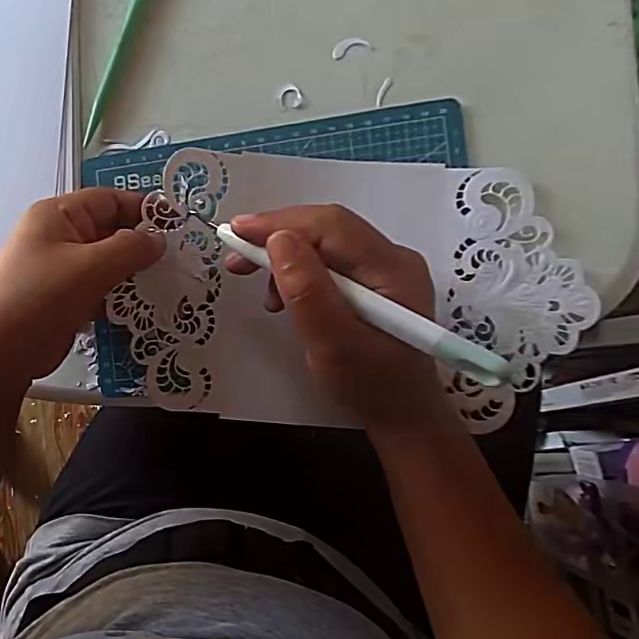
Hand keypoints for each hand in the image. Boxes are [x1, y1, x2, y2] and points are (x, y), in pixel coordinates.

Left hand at [0, 188, 163, 383]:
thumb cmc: (36, 301)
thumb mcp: (88, 268)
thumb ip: (130, 248)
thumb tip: (157, 239)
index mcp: (57, 215)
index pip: (109, 200)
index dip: (144, 209)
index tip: (177, 226)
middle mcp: (58, 237)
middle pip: (110, 232)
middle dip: (142, 246)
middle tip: (178, 262)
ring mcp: (60, 270)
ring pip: (107, 264)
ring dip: (133, 274)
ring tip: (167, 286)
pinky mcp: (63, 299)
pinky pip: (99, 289)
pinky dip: (119, 296)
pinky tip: (142, 308)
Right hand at [222, 204, 453, 431]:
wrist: (401, 414)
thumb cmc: (370, 385)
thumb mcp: (333, 343)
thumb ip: (307, 291)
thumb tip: (278, 240)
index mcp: (391, 268)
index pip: (329, 226)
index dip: (280, 223)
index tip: (237, 232)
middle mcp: (391, 258)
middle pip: (326, 229)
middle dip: (276, 237)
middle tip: (236, 257)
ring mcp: (383, 269)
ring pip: (323, 244)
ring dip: (284, 258)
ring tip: (263, 293)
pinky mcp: (371, 282)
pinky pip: (327, 261)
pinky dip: (297, 272)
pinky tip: (284, 297)